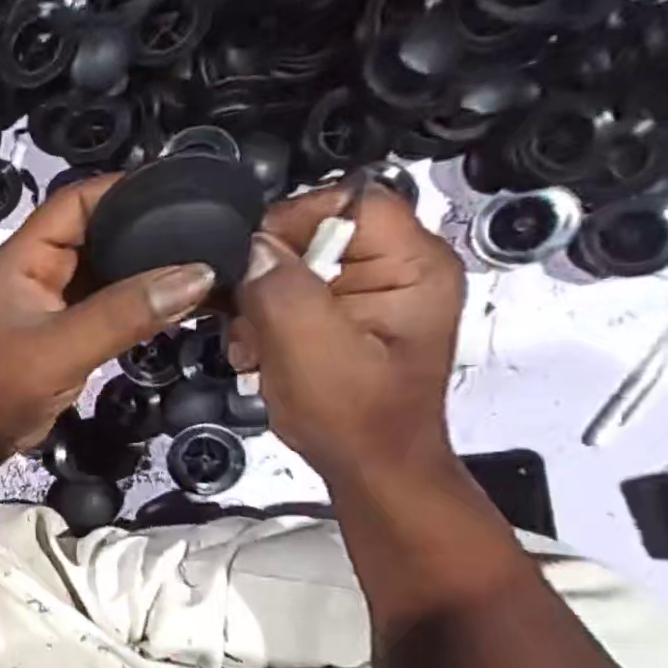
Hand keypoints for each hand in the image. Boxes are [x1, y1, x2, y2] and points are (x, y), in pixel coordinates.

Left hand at [0, 175, 216, 450]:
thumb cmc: (3, 390)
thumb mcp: (63, 348)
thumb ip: (124, 314)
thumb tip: (194, 277)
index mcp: (23, 258)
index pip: (75, 201)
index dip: (122, 190)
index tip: (175, 191)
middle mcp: (39, 270)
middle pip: (96, 230)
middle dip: (143, 227)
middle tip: (198, 229)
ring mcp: (54, 299)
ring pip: (107, 266)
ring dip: (145, 265)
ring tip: (196, 260)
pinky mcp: (69, 326)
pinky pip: (111, 299)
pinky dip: (140, 297)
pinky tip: (173, 298)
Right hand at [225, 184, 466, 481]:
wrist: (368, 469)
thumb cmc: (362, 424)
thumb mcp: (314, 353)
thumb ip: (281, 291)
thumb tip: (254, 250)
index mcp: (413, 268)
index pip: (349, 199)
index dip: (293, 225)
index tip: (260, 266)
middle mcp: (395, 273)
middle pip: (313, 233)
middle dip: (269, 279)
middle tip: (259, 320)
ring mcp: (367, 296)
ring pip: (292, 268)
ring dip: (261, 307)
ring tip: (262, 346)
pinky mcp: (339, 317)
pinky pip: (287, 297)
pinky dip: (264, 323)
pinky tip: (266, 352)